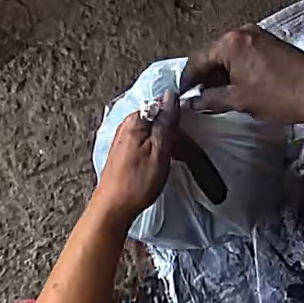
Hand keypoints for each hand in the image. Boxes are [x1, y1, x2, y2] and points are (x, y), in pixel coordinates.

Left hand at [91, 91, 178, 219]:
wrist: (114, 208)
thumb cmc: (137, 183)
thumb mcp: (159, 150)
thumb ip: (166, 122)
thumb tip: (170, 95)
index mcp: (134, 120)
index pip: (163, 105)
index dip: (180, 118)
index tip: (189, 134)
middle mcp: (126, 125)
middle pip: (159, 119)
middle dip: (175, 133)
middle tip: (185, 152)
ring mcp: (124, 138)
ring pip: (154, 132)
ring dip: (168, 143)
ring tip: (176, 159)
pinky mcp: (124, 151)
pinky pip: (147, 143)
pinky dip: (158, 150)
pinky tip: (162, 163)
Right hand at [180, 26, 303, 125]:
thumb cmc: (280, 95)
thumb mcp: (239, 100)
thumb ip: (210, 100)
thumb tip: (193, 102)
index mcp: (230, 43)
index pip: (197, 60)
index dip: (187, 79)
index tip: (183, 94)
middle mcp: (242, 33)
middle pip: (212, 54)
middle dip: (205, 76)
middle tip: (199, 97)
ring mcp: (259, 36)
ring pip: (228, 54)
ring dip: (221, 73)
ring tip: (218, 94)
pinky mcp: (271, 43)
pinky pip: (244, 54)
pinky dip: (236, 68)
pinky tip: (238, 86)